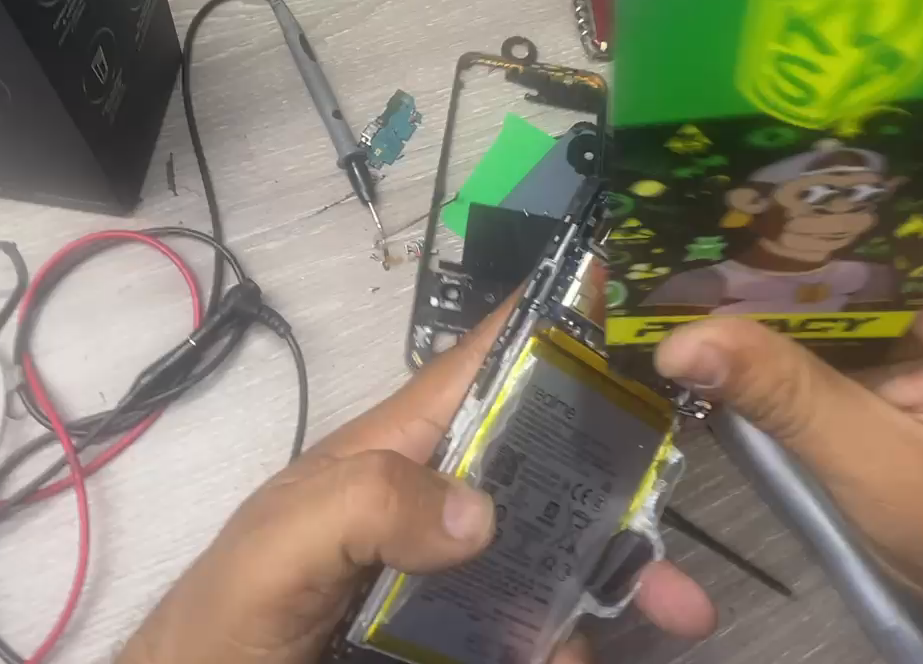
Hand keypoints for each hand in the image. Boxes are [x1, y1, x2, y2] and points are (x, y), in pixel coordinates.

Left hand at [119, 299, 715, 663]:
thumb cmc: (241, 599)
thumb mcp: (291, 531)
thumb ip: (370, 501)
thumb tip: (482, 510)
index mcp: (401, 445)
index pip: (478, 366)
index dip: (540, 323)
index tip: (613, 294)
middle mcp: (437, 493)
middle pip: (538, 460)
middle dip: (610, 471)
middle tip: (674, 502)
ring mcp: (450, 564)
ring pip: (547, 546)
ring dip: (612, 568)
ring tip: (681, 608)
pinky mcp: (456, 628)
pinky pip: (527, 622)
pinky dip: (563, 637)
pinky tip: (580, 655)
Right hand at [655, 227, 922, 663]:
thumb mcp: (883, 478)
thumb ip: (784, 397)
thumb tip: (675, 343)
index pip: (911, 221)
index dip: (817, 209)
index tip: (725, 207)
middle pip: (883, 235)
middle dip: (785, 239)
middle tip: (688, 235)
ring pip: (867, 264)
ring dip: (787, 272)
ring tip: (697, 261)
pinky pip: (866, 299)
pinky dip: (804, 306)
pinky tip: (741, 304)